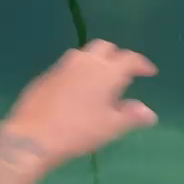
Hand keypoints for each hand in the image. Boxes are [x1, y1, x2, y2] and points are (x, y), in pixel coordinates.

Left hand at [0, 41, 158, 168]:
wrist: (33, 135)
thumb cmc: (78, 131)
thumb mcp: (111, 127)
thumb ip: (132, 116)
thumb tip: (150, 112)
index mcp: (106, 71)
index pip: (129, 58)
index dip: (142, 64)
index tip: (149, 72)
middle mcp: (85, 61)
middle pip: (105, 47)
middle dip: (117, 56)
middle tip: (123, 73)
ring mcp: (62, 66)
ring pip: (84, 54)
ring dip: (96, 61)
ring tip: (100, 80)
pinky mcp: (46, 75)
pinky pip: (68, 66)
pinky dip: (78, 71)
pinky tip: (77, 89)